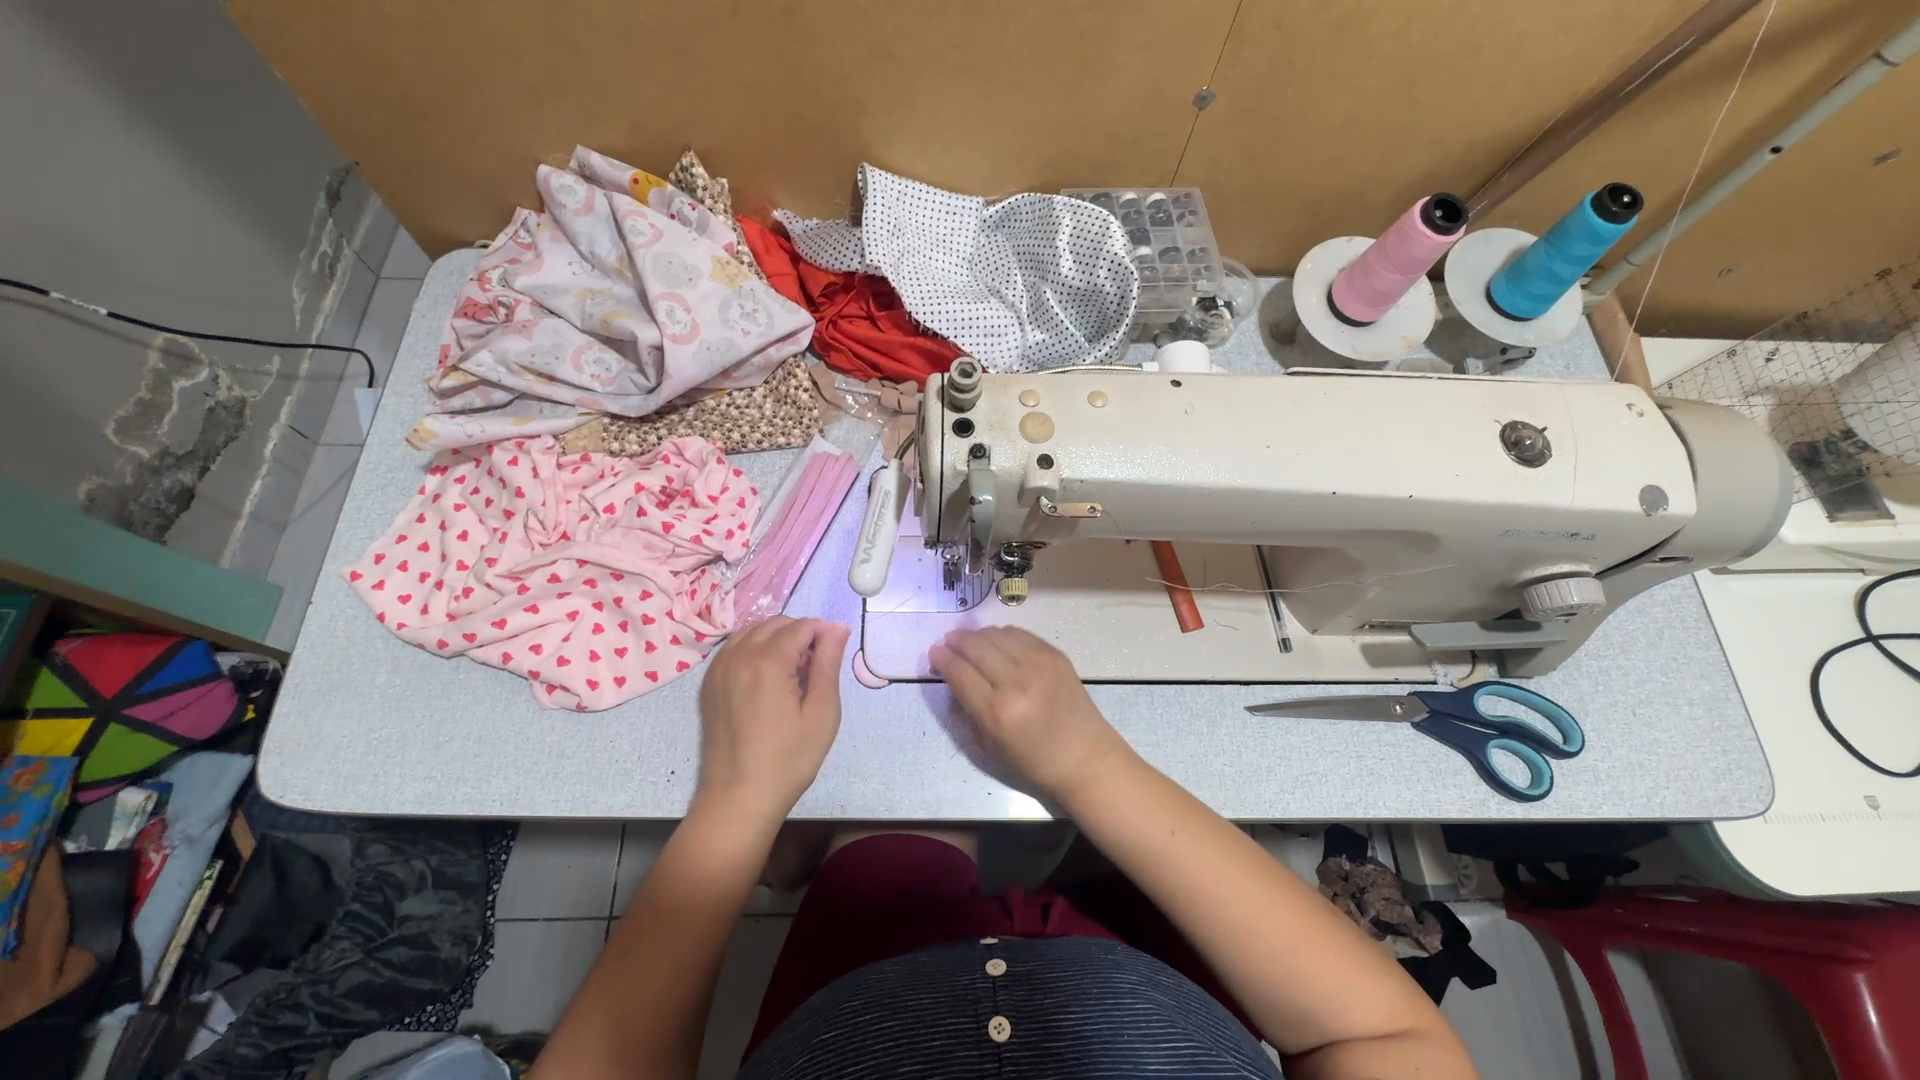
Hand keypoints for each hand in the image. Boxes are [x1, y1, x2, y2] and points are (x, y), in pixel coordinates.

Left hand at [696, 616, 850, 823]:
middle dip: (799, 633)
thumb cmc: (788, 760)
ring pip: (750, 632)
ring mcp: (718, 669)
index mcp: (767, 661)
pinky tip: (766, 675)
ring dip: (775, 638)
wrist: (739, 798)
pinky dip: (752, 648)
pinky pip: (732, 648)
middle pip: (774, 623)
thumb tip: (836, 628)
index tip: (835, 652)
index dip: (823, 632)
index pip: (800, 626)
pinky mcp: (708, 684)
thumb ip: (828, 664)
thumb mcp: (821, 713)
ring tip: (792, 669)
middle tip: (816, 665)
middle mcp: (738, 656)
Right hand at [929, 627, 1131, 803]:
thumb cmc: (1033, 761)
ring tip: (970, 641)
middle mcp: (1016, 682)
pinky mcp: (1055, 655)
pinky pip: (1020, 635)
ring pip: (996, 635)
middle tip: (947, 642)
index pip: (958, 673)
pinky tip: (996, 642)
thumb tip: (952, 678)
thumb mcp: (989, 745)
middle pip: (974, 647)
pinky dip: (1002, 635)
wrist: (1084, 757)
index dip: (941, 659)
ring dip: (977, 635)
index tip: (933, 653)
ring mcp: (1038, 664)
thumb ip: (967, 710)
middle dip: (955, 641)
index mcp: (996, 711)